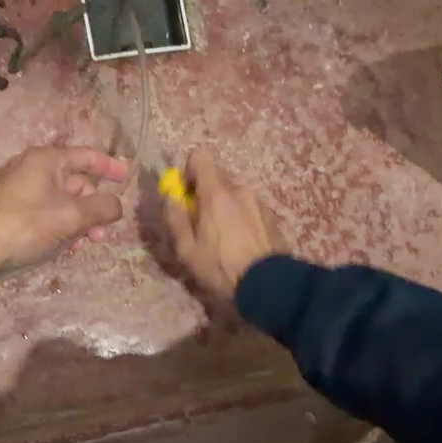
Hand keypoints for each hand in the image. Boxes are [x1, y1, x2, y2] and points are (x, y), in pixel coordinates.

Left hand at [0, 147, 131, 275]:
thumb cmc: (26, 226)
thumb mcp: (71, 217)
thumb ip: (102, 208)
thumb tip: (117, 205)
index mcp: (47, 160)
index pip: (88, 156)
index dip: (111, 167)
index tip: (129, 178)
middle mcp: (35, 170)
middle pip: (77, 183)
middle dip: (95, 207)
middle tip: (104, 231)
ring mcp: (24, 191)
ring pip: (65, 202)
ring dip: (81, 222)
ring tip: (87, 243)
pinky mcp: (16, 212)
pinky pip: (49, 214)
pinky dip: (63, 228)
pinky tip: (67, 249)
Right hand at [163, 150, 288, 300]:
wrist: (269, 284)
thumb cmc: (222, 268)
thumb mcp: (187, 251)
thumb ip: (175, 219)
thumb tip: (170, 197)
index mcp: (216, 194)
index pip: (200, 157)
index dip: (188, 171)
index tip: (185, 194)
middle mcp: (239, 190)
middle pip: (216, 178)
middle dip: (205, 195)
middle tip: (201, 224)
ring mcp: (258, 201)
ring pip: (233, 194)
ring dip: (224, 208)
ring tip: (223, 238)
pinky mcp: (271, 215)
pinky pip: (248, 207)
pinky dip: (241, 217)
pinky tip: (241, 243)